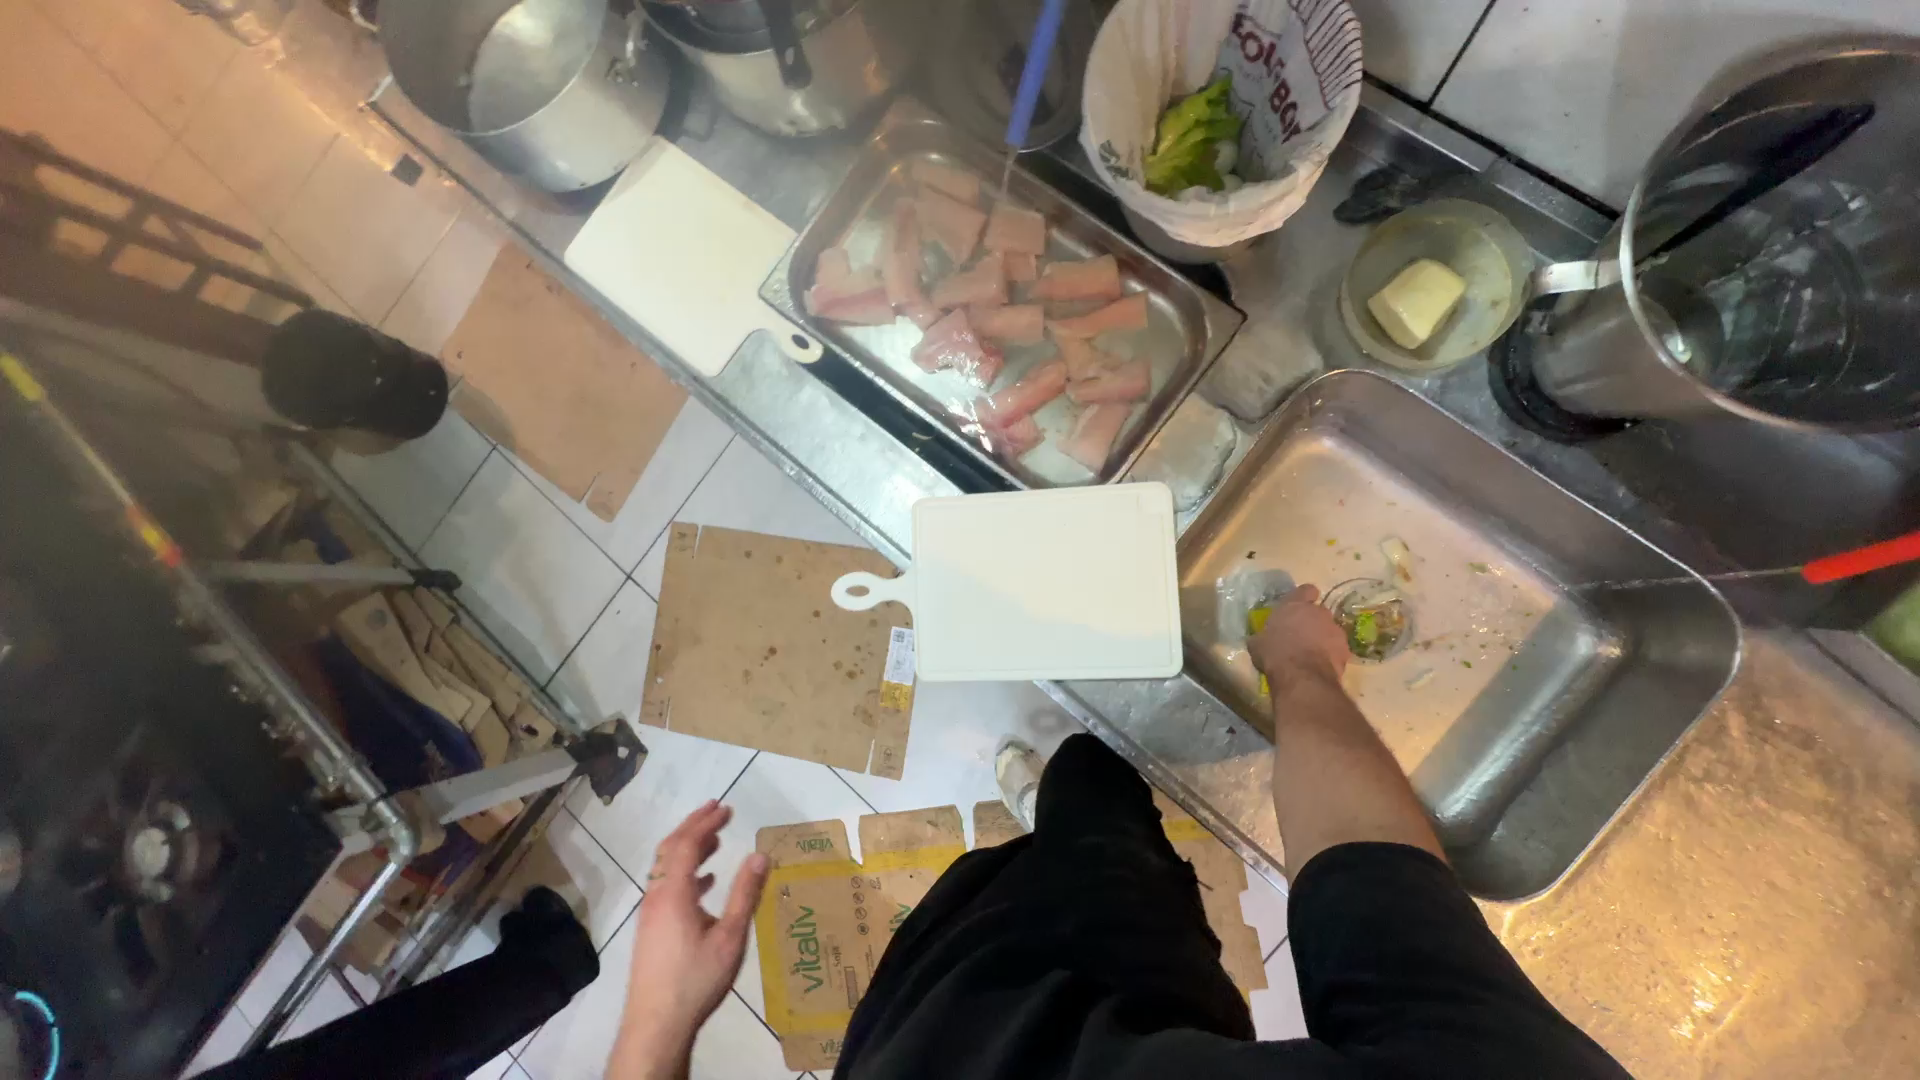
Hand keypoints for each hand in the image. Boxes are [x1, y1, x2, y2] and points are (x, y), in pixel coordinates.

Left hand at [611, 801, 770, 1078]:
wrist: (656, 1026)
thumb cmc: (695, 979)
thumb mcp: (729, 937)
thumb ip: (744, 894)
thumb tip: (760, 854)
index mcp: (673, 893)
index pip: (687, 844)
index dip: (706, 823)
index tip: (727, 808)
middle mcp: (656, 896)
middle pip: (670, 849)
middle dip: (693, 826)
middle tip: (717, 809)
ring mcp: (650, 914)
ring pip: (665, 868)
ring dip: (689, 848)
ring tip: (715, 839)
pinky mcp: (651, 930)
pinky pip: (666, 886)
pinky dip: (686, 873)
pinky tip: (707, 881)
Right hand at [1249, 585, 1347, 692]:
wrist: (1302, 677)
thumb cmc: (1275, 654)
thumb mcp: (1257, 644)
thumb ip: (1263, 635)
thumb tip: (1261, 639)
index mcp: (1293, 605)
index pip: (1305, 590)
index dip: (1304, 597)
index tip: (1299, 606)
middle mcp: (1317, 612)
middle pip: (1318, 611)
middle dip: (1311, 621)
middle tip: (1300, 635)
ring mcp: (1334, 629)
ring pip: (1329, 629)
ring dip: (1322, 637)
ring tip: (1310, 653)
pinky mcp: (1345, 648)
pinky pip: (1336, 647)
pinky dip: (1330, 653)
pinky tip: (1319, 665)